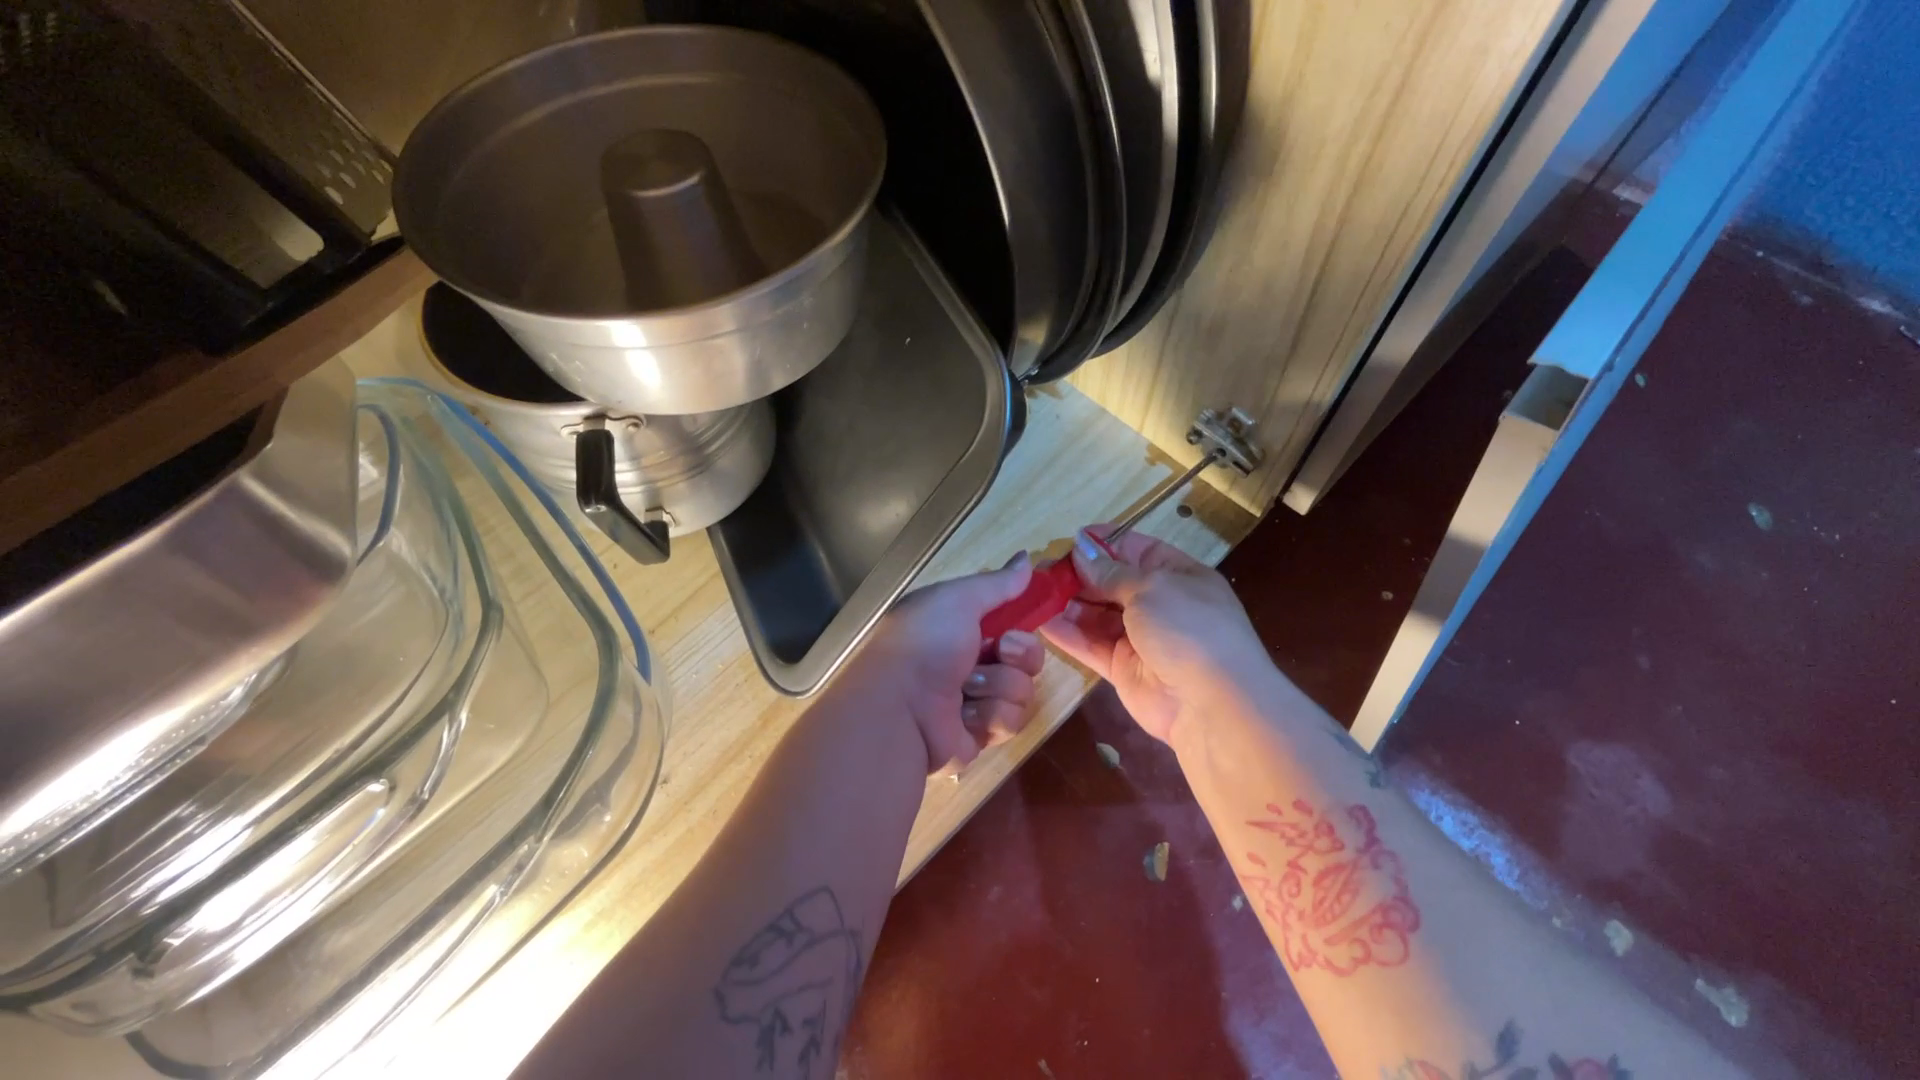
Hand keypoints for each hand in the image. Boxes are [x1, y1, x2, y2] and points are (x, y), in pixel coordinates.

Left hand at [846, 555, 1048, 774]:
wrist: (899, 709)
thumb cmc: (925, 643)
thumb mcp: (958, 599)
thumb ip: (997, 583)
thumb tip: (1027, 557)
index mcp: (958, 625)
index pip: (1008, 619)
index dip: (1022, 619)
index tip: (1028, 615)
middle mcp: (967, 660)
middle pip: (1025, 655)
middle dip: (1019, 653)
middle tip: (1000, 651)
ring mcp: (975, 699)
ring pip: (1022, 689)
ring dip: (999, 685)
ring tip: (967, 688)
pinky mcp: (980, 733)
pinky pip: (1010, 722)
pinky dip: (990, 716)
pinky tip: (964, 716)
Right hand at [1039, 527, 1267, 743]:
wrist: (1211, 702)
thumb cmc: (1188, 628)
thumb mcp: (1152, 587)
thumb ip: (1111, 572)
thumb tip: (1080, 551)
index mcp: (1180, 576)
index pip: (1139, 550)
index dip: (1106, 543)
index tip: (1071, 539)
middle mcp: (1161, 605)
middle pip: (1113, 583)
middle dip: (1080, 575)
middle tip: (1042, 569)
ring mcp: (1142, 639)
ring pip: (1098, 615)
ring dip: (1068, 603)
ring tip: (1034, 591)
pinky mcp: (1123, 669)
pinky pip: (1091, 645)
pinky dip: (1067, 633)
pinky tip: (1040, 620)